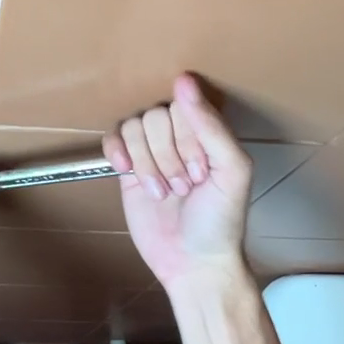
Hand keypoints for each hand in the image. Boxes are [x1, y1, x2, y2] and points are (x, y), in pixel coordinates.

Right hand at [104, 73, 252, 290]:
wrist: (192, 263)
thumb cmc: (221, 219)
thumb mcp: (231, 171)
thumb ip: (211, 126)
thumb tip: (184, 81)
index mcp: (206, 131)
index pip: (181, 106)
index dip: (185, 139)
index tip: (200, 173)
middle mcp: (177, 135)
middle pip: (153, 115)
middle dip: (166, 156)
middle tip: (183, 187)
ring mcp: (150, 150)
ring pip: (132, 126)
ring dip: (146, 163)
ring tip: (162, 192)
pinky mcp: (127, 167)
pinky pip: (112, 138)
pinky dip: (116, 151)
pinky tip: (125, 171)